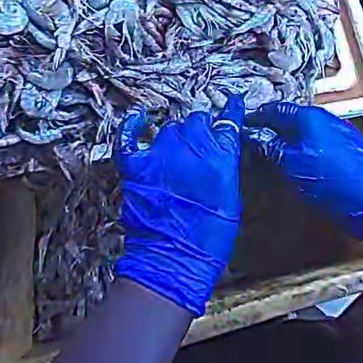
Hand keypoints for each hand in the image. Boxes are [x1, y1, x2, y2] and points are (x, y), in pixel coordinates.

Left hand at [113, 95, 243, 316]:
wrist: (174, 259)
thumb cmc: (210, 239)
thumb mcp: (231, 199)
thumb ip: (225, 167)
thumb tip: (220, 151)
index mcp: (220, 156)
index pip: (226, 123)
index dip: (229, 113)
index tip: (232, 103)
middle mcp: (191, 147)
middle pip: (196, 122)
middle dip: (199, 130)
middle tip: (199, 145)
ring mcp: (160, 153)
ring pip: (169, 129)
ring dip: (174, 138)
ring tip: (175, 151)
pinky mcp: (136, 165)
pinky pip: (130, 136)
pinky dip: (133, 126)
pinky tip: (137, 118)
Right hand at [243, 102, 362, 241]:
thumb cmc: (333, 179)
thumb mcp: (292, 164)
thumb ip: (271, 147)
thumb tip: (252, 136)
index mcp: (307, 116)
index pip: (272, 109)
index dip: (253, 118)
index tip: (238, 128)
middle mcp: (321, 118)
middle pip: (285, 119)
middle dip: (267, 130)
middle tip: (249, 144)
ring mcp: (333, 133)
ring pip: (298, 132)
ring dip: (282, 141)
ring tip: (266, 156)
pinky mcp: (341, 149)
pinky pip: (311, 143)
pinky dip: (297, 150)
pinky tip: (290, 164)